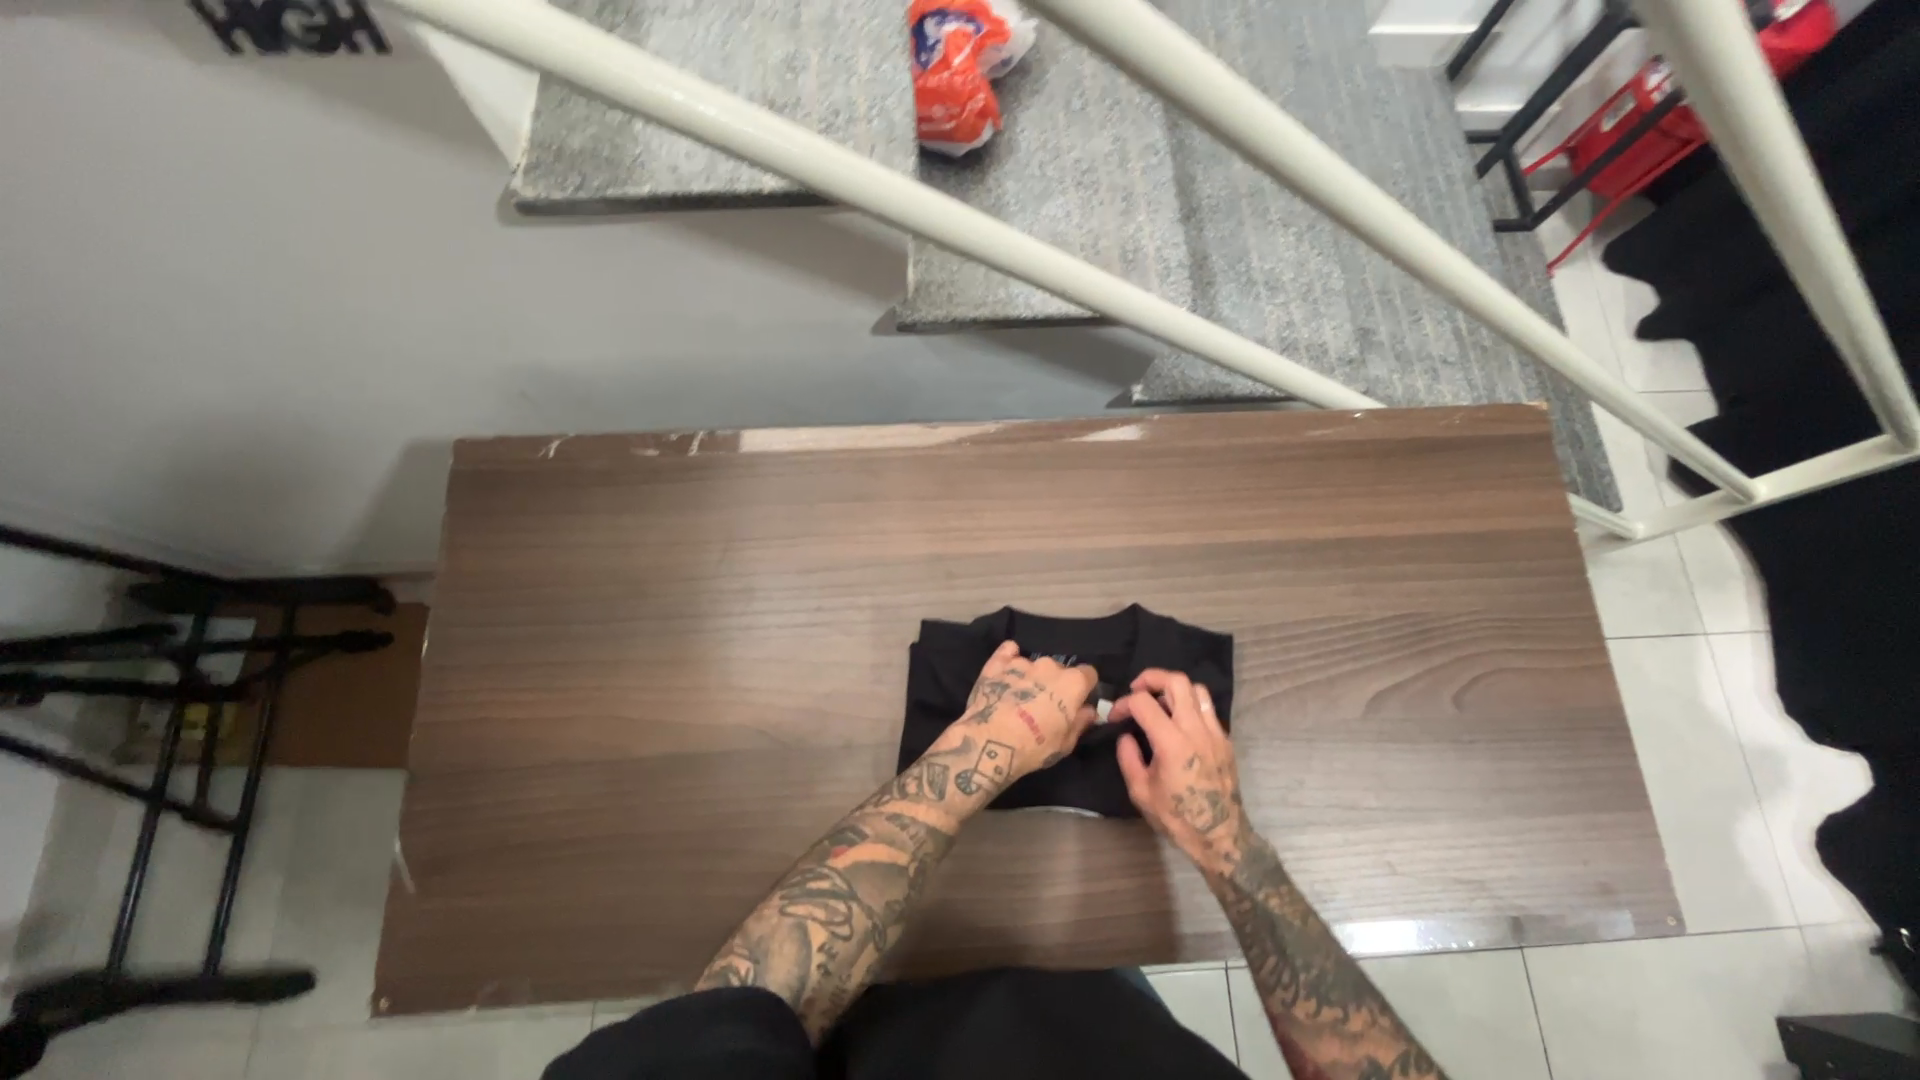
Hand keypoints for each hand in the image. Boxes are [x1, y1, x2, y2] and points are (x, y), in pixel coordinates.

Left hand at [944, 640, 1100, 789]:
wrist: (990, 742)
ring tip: (1020, 696)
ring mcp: (1022, 662)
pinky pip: (1008, 651)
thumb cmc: (1034, 747)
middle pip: (1059, 669)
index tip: (1076, 701)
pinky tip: (1007, 670)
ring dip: (1032, 676)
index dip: (1084, 688)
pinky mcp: (997, 663)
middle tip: (1045, 704)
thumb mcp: (1065, 743)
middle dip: (1056, 683)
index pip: (1088, 674)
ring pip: (1034, 664)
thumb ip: (1080, 722)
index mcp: (1072, 683)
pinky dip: (1010, 658)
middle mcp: (1049, 666)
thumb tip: (1088, 710)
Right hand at [1112, 669, 1248, 875]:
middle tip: (1136, 689)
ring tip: (1160, 701)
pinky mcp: (1225, 740)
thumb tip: (1126, 736)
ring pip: (1197, 690)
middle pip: (1176, 681)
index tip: (1115, 716)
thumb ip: (1128, 757)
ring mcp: (1216, 733)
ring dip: (1174, 688)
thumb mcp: (1141, 791)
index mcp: (1172, 743)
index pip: (1144, 702)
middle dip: (1152, 678)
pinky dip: (1190, 705)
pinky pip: (1208, 709)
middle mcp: (1196, 730)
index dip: (1123, 704)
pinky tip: (1178, 722)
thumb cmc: (1177, 817)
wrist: (1220, 835)